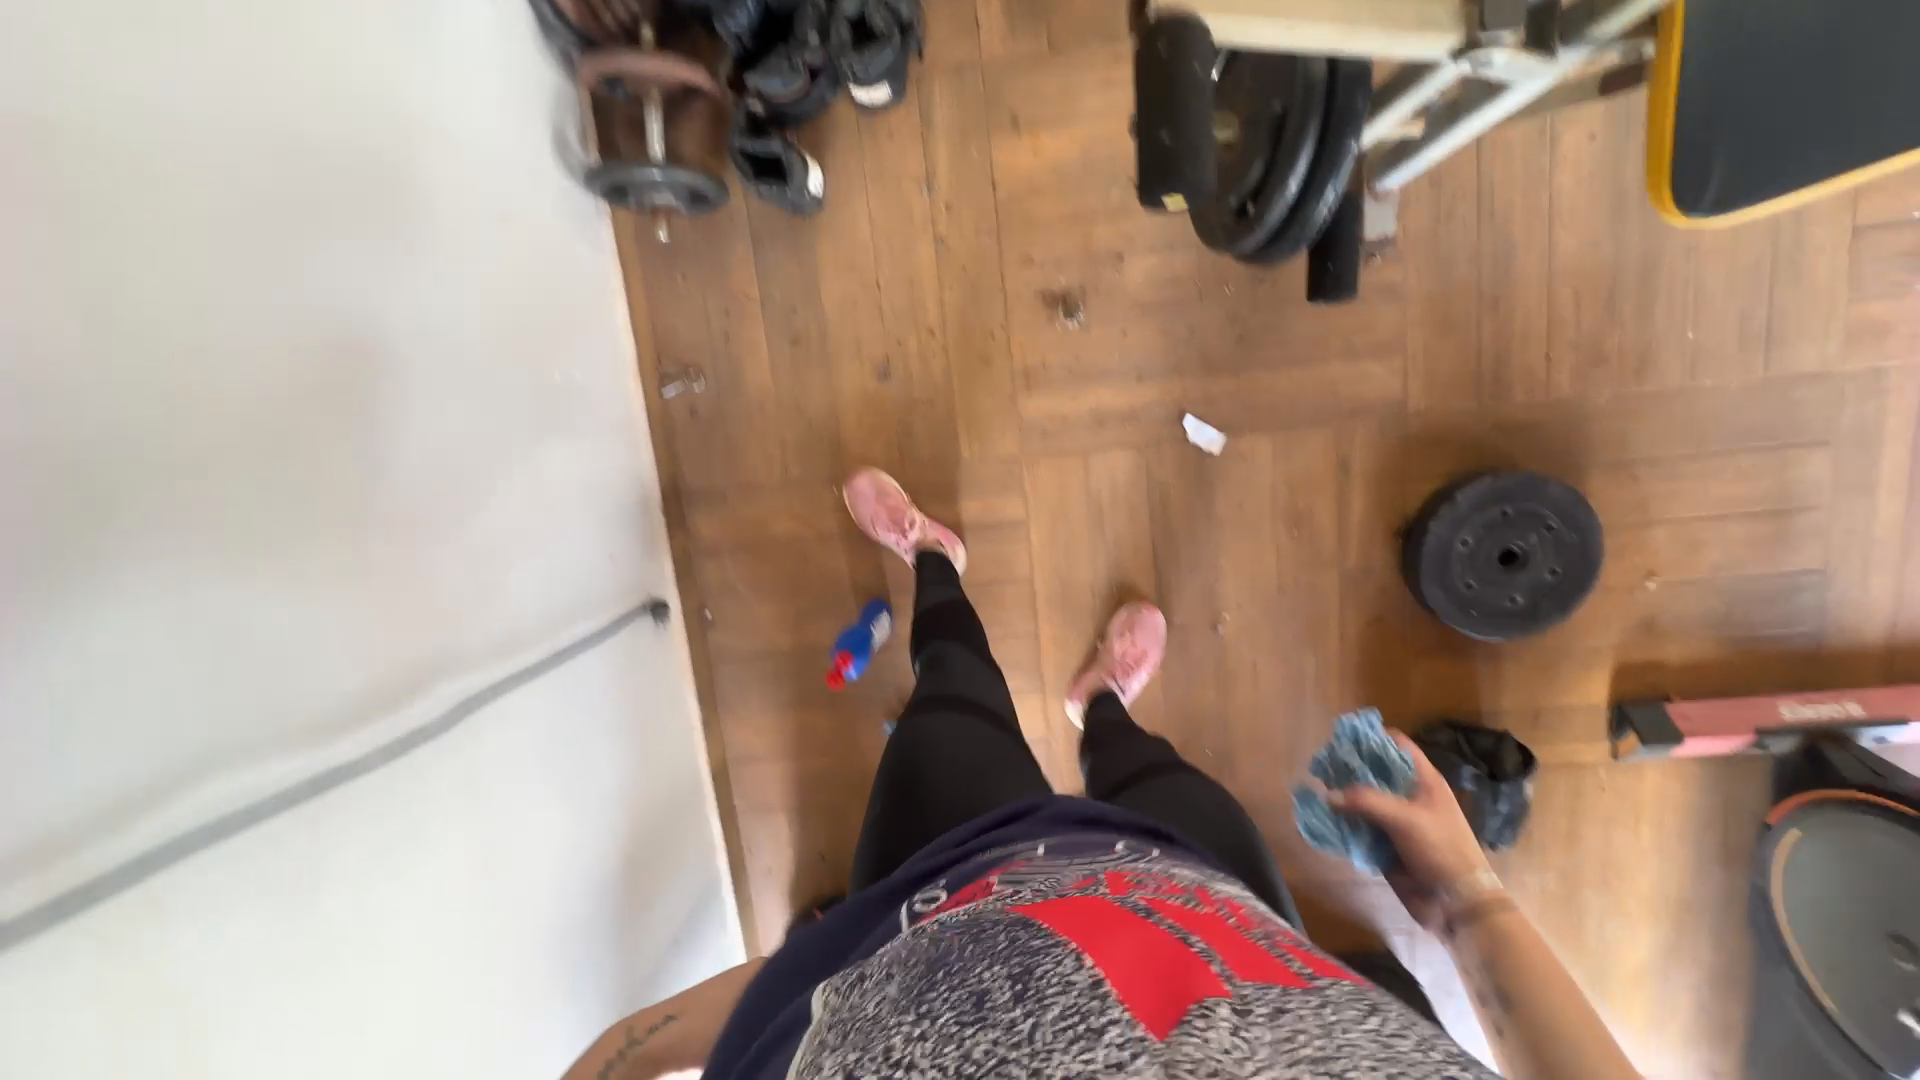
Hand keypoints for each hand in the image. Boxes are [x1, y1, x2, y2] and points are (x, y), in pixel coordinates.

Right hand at [1327, 732, 1492, 928]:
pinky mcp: (1384, 843)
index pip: (1397, 746)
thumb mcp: (1405, 819)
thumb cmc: (1441, 850)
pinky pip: (1358, 826)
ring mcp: (1396, 820)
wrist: (1456, 904)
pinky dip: (1342, 822)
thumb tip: (1328, 795)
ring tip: (1316, 789)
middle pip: (1374, 771)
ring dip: (1342, 795)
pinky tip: (1323, 817)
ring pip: (1363, 799)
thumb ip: (1366, 801)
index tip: (1343, 739)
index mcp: (1423, 782)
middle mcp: (1408, 796)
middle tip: (1322, 764)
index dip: (1372, 738)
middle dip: (1349, 768)